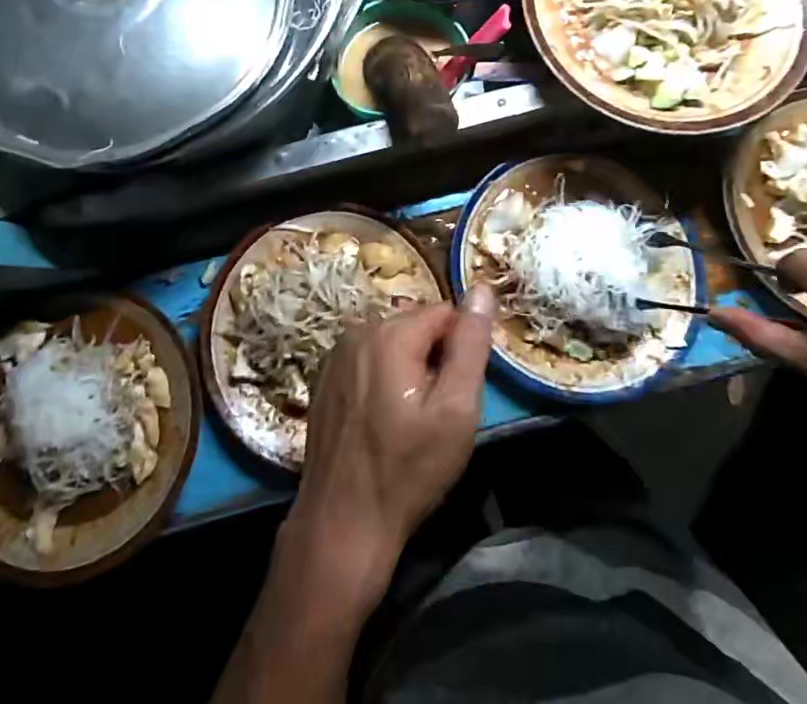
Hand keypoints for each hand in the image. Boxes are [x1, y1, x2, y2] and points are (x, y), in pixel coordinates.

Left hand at [287, 286, 496, 597]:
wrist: (343, 518)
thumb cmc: (408, 469)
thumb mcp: (456, 410)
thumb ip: (471, 345)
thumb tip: (482, 289)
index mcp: (389, 334)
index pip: (445, 312)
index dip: (462, 347)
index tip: (461, 388)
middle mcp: (356, 332)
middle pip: (415, 324)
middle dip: (435, 355)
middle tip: (439, 408)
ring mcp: (334, 355)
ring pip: (391, 342)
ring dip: (409, 366)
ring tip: (412, 416)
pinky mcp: (324, 377)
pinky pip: (367, 359)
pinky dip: (383, 376)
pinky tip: (385, 417)